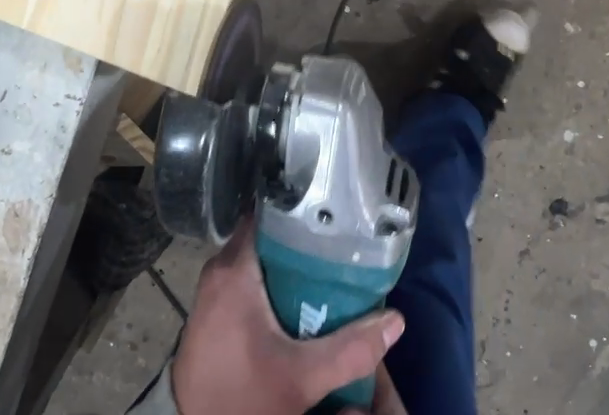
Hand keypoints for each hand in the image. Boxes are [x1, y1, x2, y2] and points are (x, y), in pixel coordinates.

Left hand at [171, 216, 404, 414]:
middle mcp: (219, 271)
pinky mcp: (215, 313)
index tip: (334, 218)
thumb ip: (351, 350)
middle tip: (344, 253)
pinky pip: (250, 286)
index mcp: (234, 270)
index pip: (268, 216)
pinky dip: (276, 290)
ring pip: (260, 265)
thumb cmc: (241, 395)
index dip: (301, 212)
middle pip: (268, 241)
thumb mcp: (302, 378)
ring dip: (292, 272)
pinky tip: (304, 306)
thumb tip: (395, 321)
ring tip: (332, 279)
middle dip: (305, 247)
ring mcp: (213, 292)